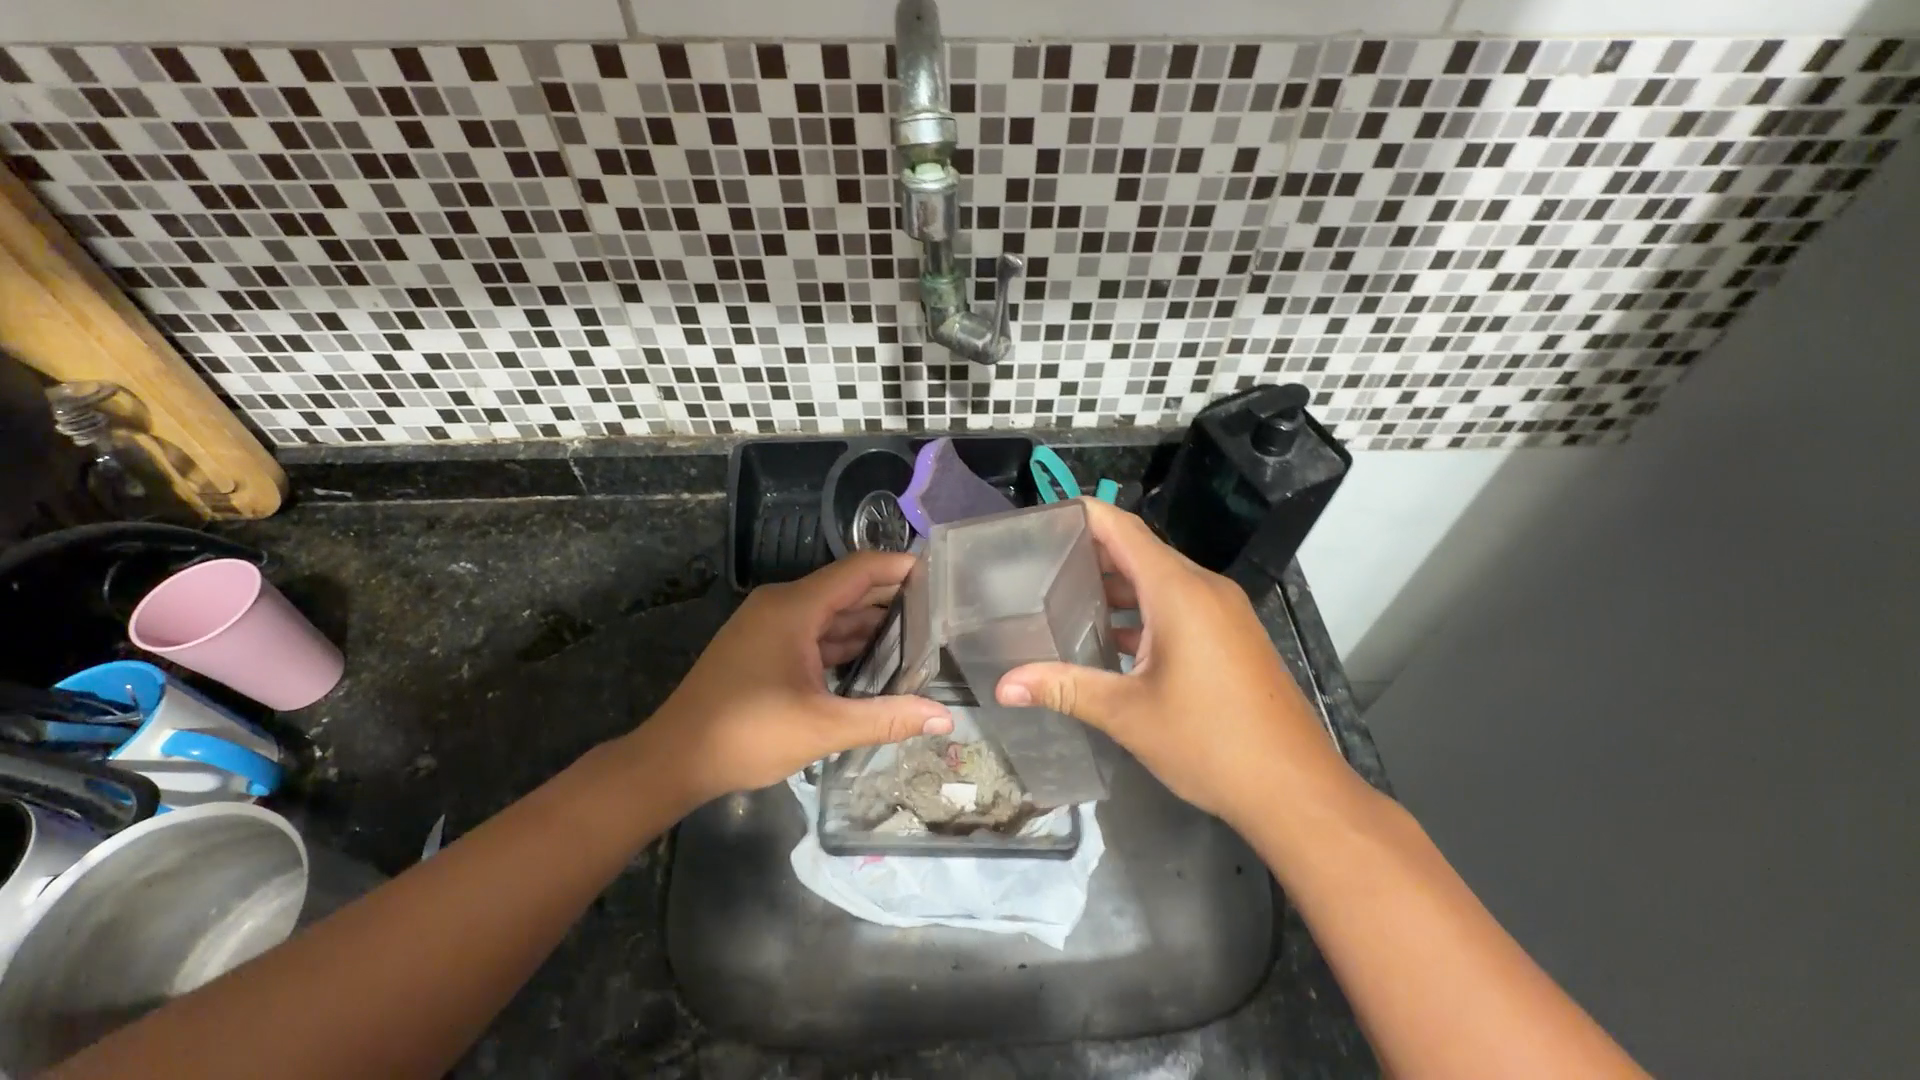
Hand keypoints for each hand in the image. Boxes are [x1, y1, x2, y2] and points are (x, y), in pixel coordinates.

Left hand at [633, 553, 952, 806]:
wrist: (674, 758)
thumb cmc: (748, 733)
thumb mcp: (825, 727)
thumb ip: (887, 717)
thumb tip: (945, 718)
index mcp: (794, 608)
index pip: (859, 570)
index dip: (900, 568)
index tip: (941, 576)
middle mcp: (781, 606)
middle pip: (846, 589)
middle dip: (891, 598)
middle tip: (940, 612)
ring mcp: (767, 627)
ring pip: (829, 614)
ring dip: (868, 624)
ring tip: (917, 637)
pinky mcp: (760, 649)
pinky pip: (812, 634)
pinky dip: (842, 642)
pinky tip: (873, 661)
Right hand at [994, 499, 1353, 827]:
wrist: (1294, 788)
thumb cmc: (1210, 742)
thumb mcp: (1128, 714)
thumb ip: (1066, 688)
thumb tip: (1005, 686)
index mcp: (1179, 592)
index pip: (1123, 530)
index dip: (1084, 513)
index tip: (1044, 514)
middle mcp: (1205, 590)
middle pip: (1141, 552)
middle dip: (1092, 553)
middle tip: (1039, 564)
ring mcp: (1224, 614)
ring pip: (1162, 583)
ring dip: (1118, 587)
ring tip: (1065, 599)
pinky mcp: (1232, 638)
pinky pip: (1181, 607)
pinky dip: (1144, 613)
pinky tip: (1113, 640)